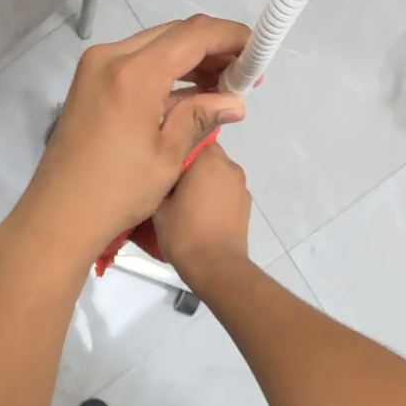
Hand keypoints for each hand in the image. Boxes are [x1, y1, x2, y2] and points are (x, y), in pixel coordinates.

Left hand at [2, 15, 251, 269]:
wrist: (59, 216)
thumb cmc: (117, 193)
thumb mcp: (168, 157)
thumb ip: (200, 118)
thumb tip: (235, 102)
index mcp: (133, 72)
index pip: (193, 35)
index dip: (230, 38)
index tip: (256, 53)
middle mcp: (110, 57)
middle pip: (172, 35)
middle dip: (210, 50)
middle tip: (240, 76)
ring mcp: (93, 69)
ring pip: (151, 47)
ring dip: (185, 61)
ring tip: (217, 87)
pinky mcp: (86, 85)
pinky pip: (132, 64)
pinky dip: (160, 73)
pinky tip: (182, 95)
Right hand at [153, 142, 253, 285]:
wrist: (217, 267)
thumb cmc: (184, 235)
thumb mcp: (159, 206)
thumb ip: (161, 180)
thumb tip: (162, 172)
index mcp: (207, 159)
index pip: (190, 138)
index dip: (175, 150)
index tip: (163, 166)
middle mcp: (229, 165)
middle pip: (206, 155)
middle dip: (191, 166)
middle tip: (172, 187)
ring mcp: (241, 185)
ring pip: (217, 173)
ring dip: (204, 182)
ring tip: (187, 203)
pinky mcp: (246, 204)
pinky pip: (226, 191)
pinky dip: (215, 197)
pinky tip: (202, 215)